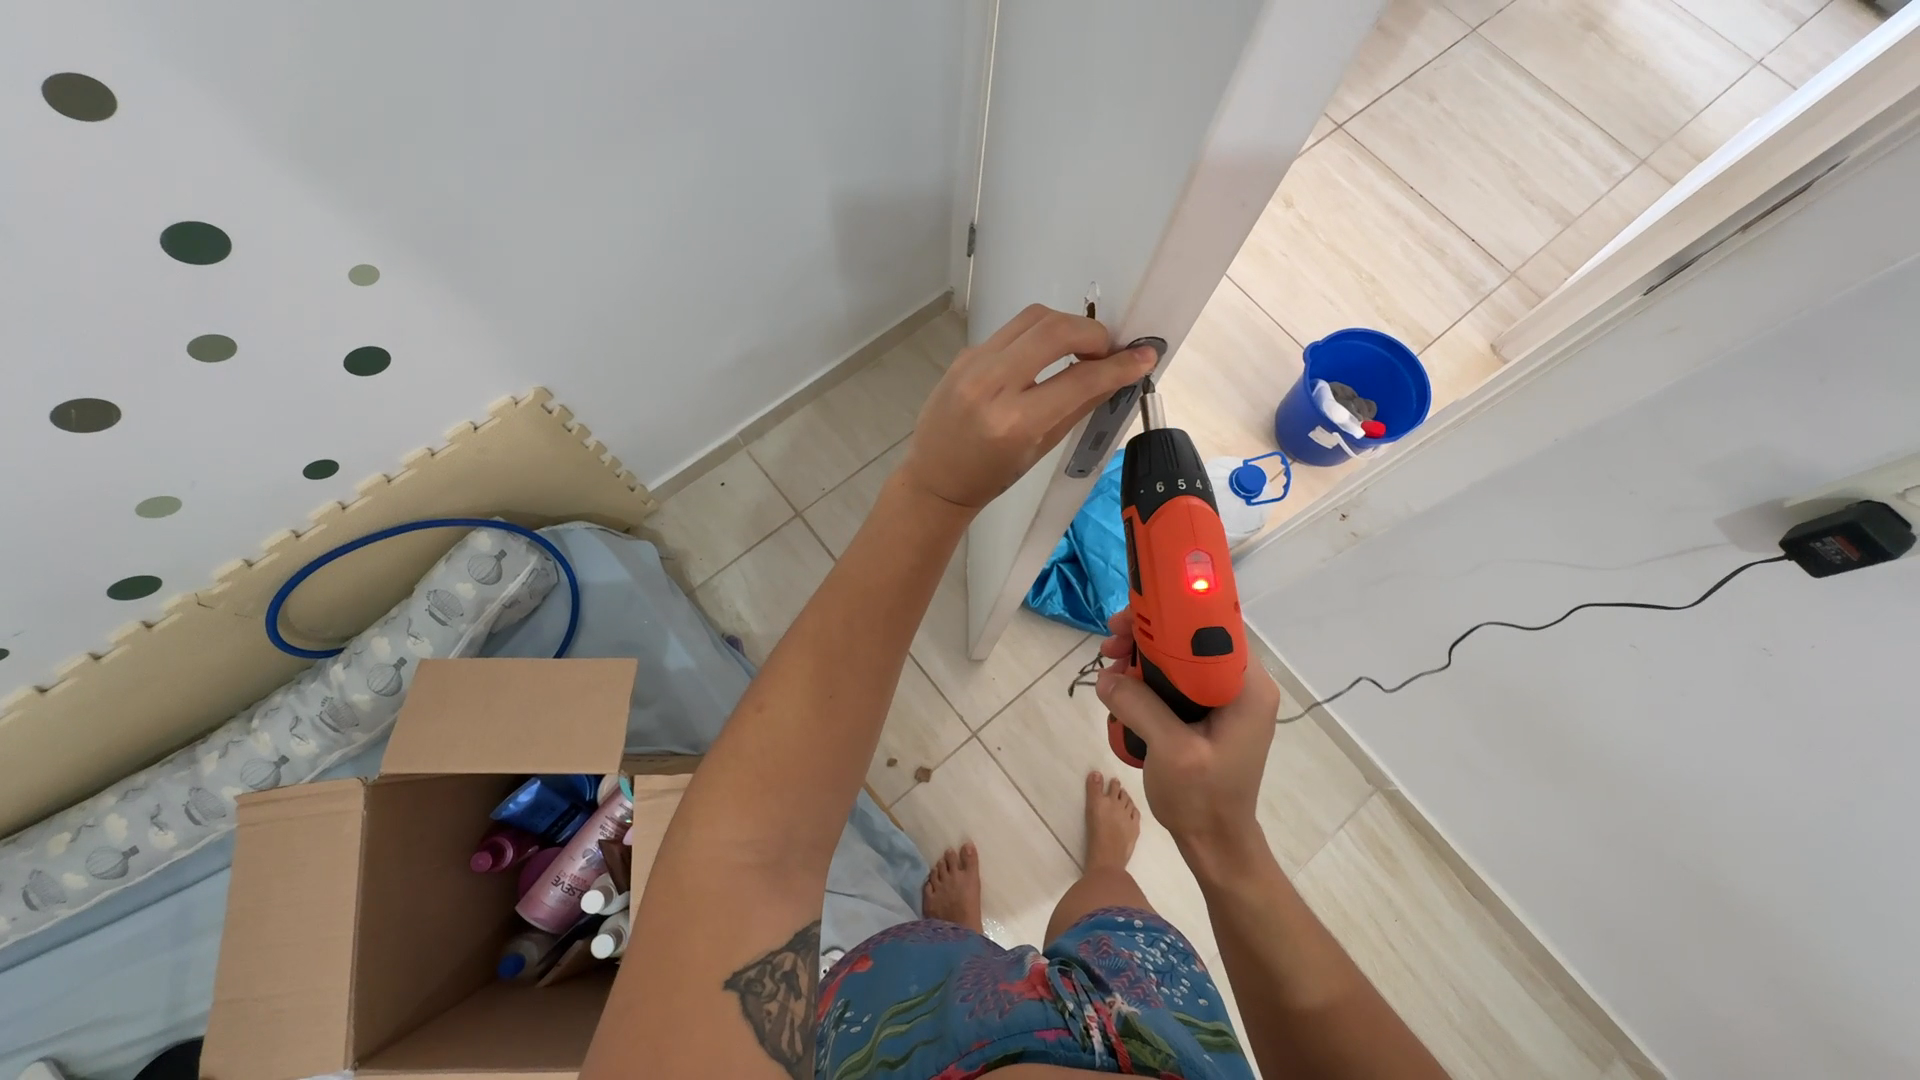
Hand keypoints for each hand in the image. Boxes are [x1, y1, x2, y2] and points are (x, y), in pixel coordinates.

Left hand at [900, 305, 1158, 510]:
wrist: (935, 478)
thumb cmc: (991, 476)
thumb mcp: (1041, 448)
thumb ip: (1079, 406)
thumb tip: (1118, 374)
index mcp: (1015, 422)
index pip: (1080, 379)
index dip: (1119, 364)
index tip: (1144, 356)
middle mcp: (992, 386)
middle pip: (1055, 330)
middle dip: (1093, 333)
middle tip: (1107, 351)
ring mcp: (974, 365)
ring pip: (1033, 318)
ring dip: (1067, 326)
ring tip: (1081, 349)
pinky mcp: (965, 355)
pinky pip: (1011, 332)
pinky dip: (1038, 338)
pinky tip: (1046, 358)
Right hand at [1095, 610, 1279, 860]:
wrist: (1216, 841)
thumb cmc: (1203, 798)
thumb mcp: (1171, 751)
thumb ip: (1140, 706)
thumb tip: (1106, 677)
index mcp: (1247, 688)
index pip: (1214, 628)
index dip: (1171, 616)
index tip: (1132, 621)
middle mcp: (1241, 685)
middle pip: (1193, 638)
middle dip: (1149, 635)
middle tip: (1112, 641)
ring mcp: (1225, 699)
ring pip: (1180, 657)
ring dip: (1143, 655)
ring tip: (1110, 662)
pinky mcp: (1208, 712)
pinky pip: (1176, 679)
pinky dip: (1148, 676)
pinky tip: (1122, 685)